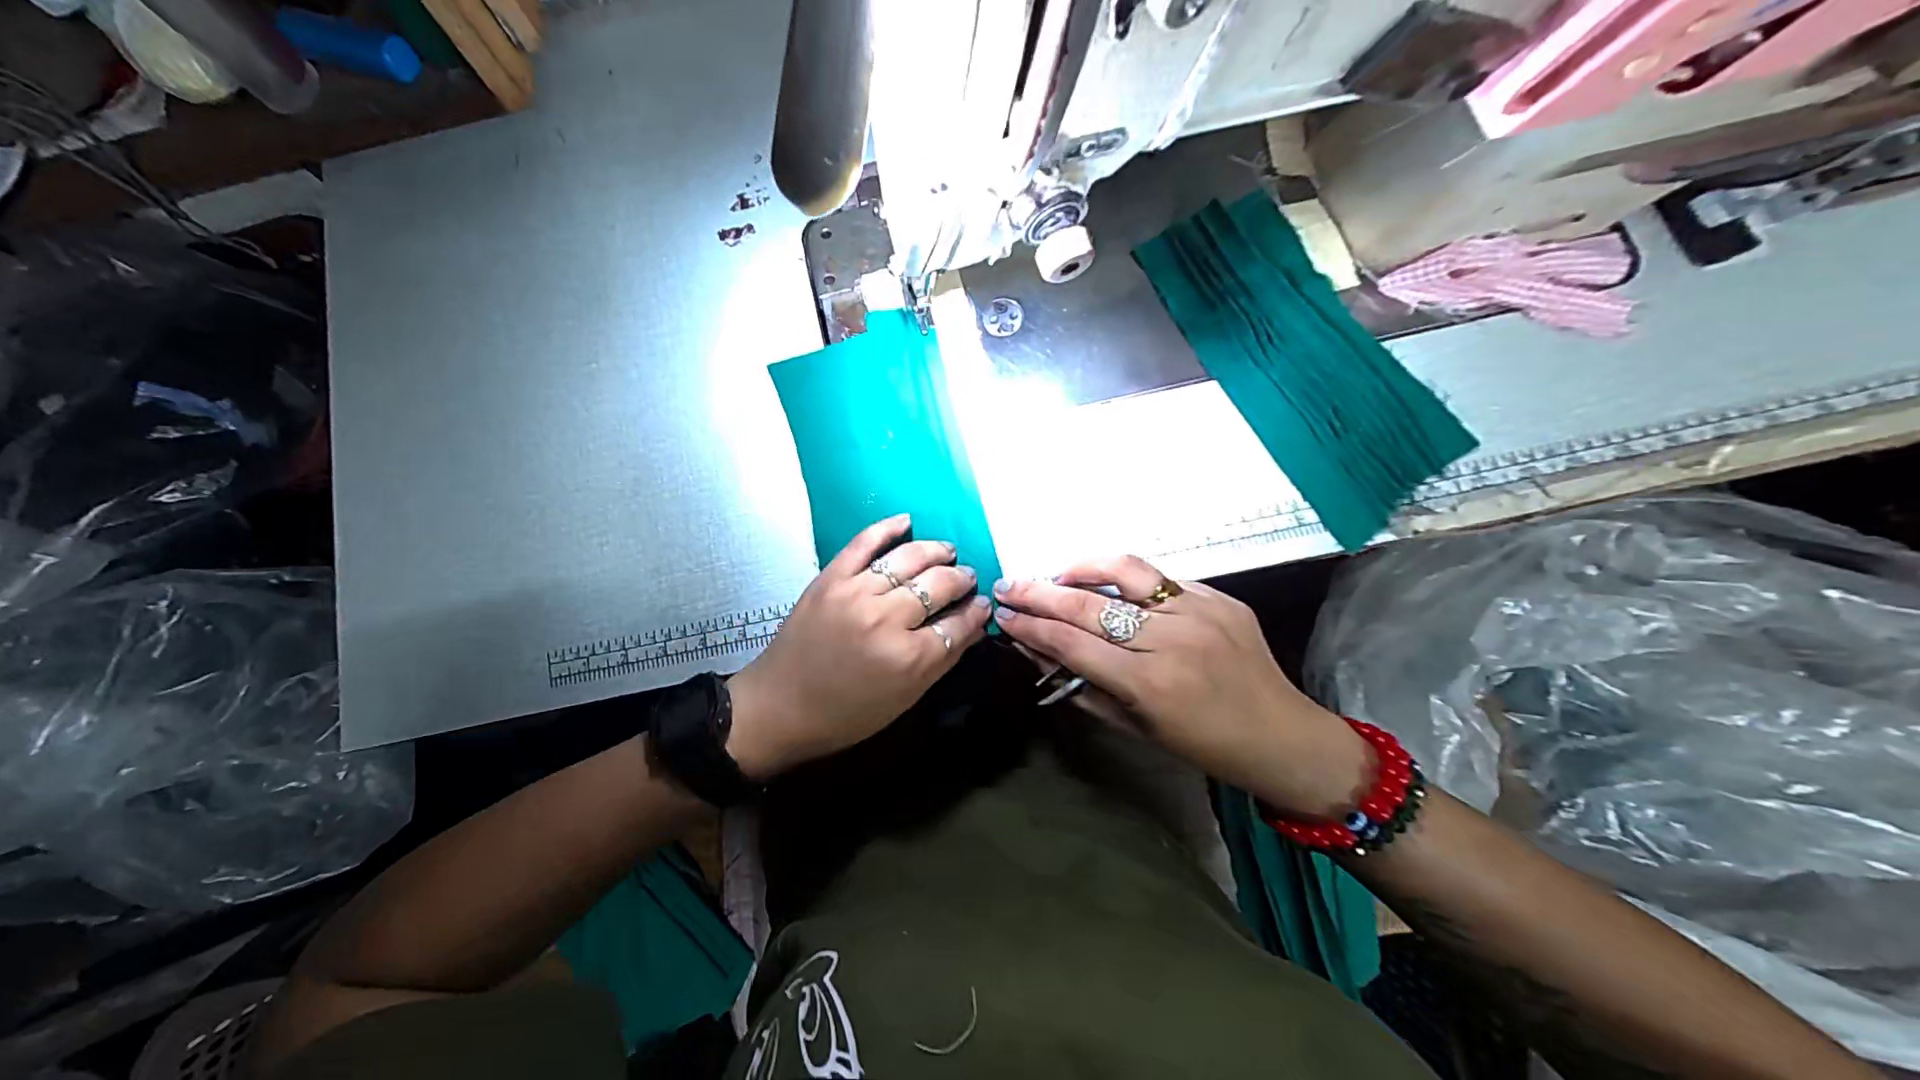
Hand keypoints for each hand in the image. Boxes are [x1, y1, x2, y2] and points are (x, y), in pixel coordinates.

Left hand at [726, 514, 992, 779]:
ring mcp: (856, 592)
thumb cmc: (847, 714)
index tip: (984, 603)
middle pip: (940, 585)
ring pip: (909, 558)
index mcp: (909, 658)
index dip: (977, 611)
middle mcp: (887, 618)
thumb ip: (942, 660)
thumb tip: (974, 625)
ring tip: (948, 551)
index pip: (958, 623)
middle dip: (962, 579)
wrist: (780, 707)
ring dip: (936, 551)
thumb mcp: (904, 698)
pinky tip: (906, 521)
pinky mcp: (830, 578)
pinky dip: (887, 528)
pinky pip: (864, 542)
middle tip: (968, 577)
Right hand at [992, 556, 1370, 818]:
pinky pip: (1160, 578)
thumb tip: (1038, 650)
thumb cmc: (1201, 744)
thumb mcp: (1134, 725)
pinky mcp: (1219, 596)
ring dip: (1081, 568)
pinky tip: (1109, 587)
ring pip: (1124, 572)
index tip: (1004, 616)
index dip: (1030, 627)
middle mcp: (1171, 639)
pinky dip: (1126, 581)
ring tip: (1056, 574)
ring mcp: (1198, 610)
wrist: (1280, 734)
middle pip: (1087, 605)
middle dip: (1039, 593)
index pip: (1071, 643)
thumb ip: (1082, 685)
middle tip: (1009, 585)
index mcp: (1148, 684)